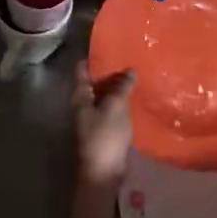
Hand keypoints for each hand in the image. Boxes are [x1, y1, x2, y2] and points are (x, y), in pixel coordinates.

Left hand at [72, 60, 135, 185]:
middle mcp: (84, 105)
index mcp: (80, 96)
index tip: (109, 46)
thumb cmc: (105, 135)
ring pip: (106, 96)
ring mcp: (94, 118)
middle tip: (129, 58)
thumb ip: (121, 86)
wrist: (104, 171)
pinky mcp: (105, 130)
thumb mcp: (115, 106)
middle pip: (95, 82)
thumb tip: (129, 70)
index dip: (93, 57)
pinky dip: (122, 102)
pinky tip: (136, 98)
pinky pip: (113, 110)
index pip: (82, 70)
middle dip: (110, 71)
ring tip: (136, 75)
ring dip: (118, 87)